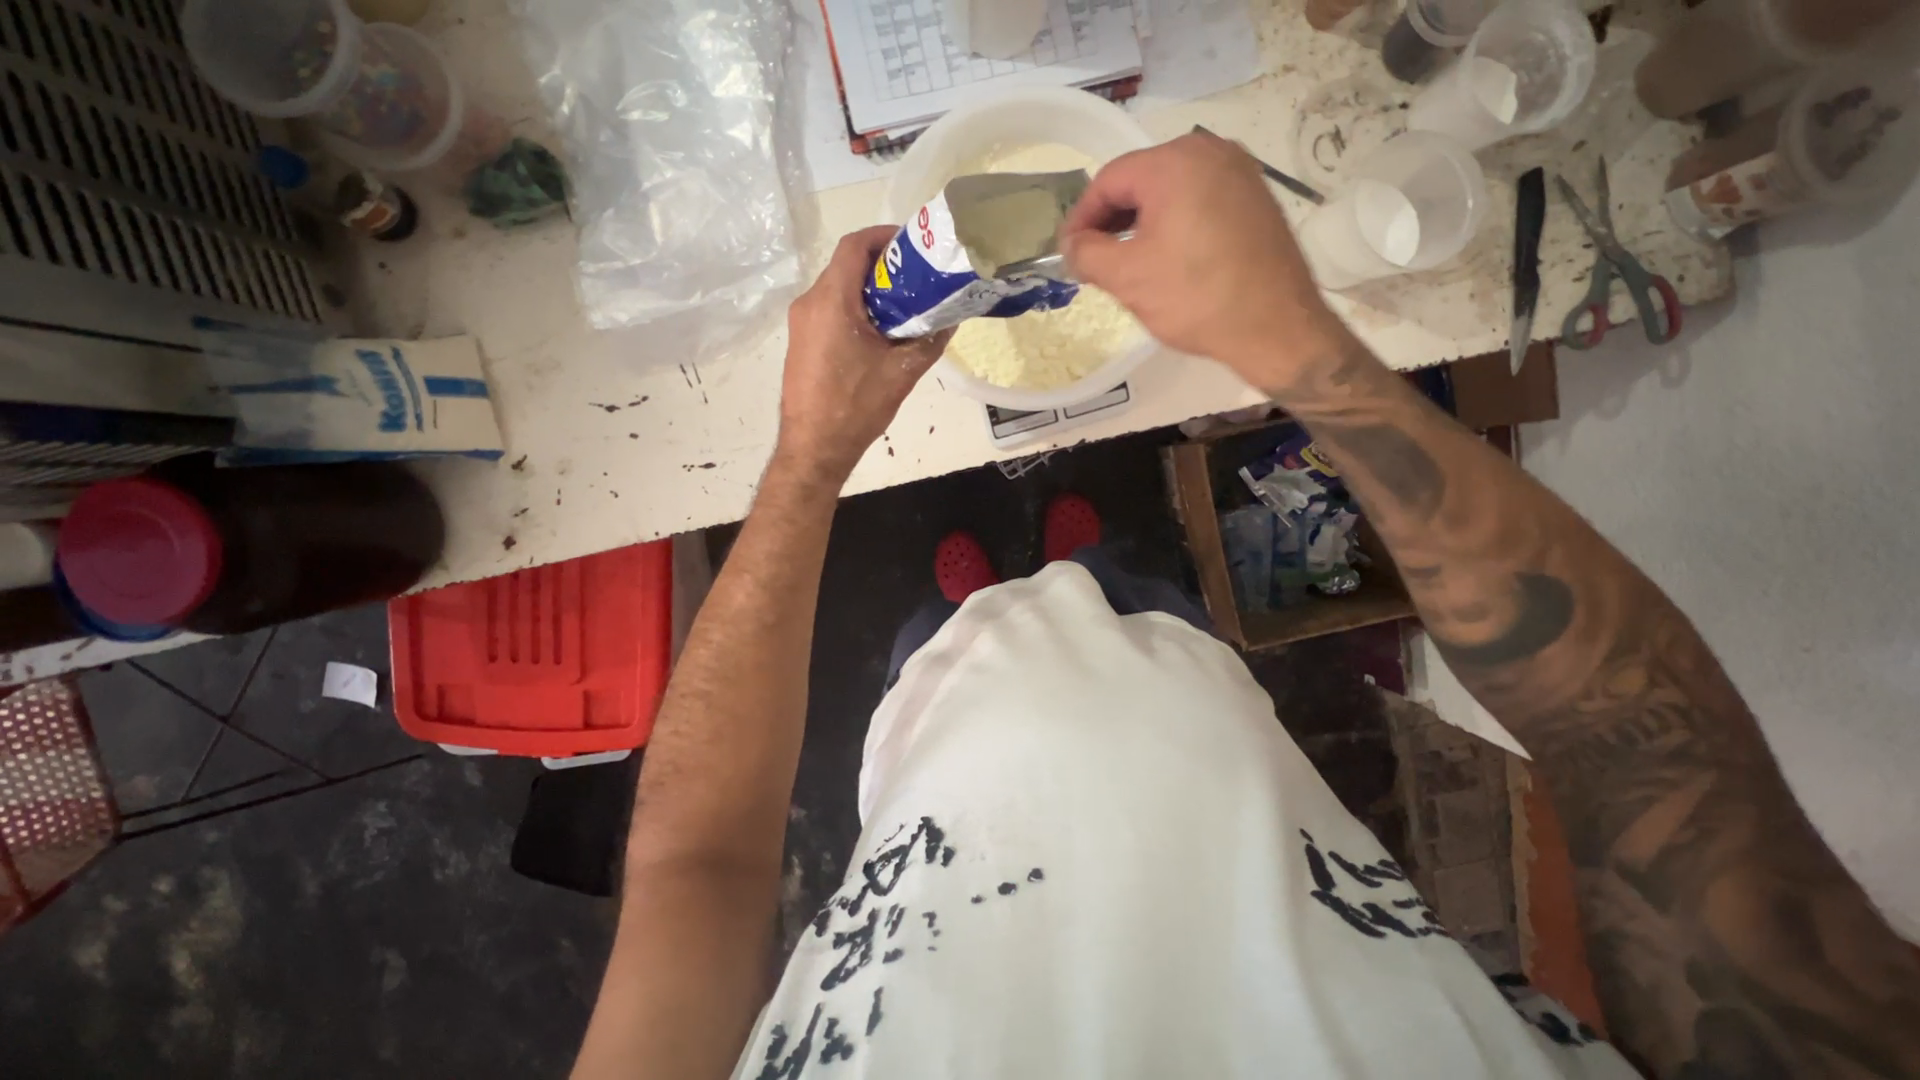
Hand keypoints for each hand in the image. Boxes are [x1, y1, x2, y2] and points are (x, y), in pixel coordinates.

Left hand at [774, 225, 951, 484]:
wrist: (814, 448)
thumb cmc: (856, 406)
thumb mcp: (902, 371)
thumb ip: (929, 339)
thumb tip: (951, 319)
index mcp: (831, 301)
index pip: (854, 246)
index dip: (883, 237)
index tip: (911, 246)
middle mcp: (809, 303)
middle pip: (846, 266)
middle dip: (882, 267)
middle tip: (916, 280)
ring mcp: (800, 324)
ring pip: (837, 290)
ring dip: (869, 292)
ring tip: (904, 308)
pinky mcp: (801, 342)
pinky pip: (829, 311)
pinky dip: (854, 310)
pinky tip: (879, 334)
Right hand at [1060, 133, 1347, 390]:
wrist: (1276, 327)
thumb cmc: (1197, 298)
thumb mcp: (1127, 278)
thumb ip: (1086, 253)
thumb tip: (1071, 244)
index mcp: (1175, 162)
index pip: (1109, 180)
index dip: (1081, 217)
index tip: (1068, 251)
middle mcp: (1211, 152)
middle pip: (1141, 180)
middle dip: (1112, 219)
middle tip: (1095, 259)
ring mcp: (1240, 172)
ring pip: (1172, 190)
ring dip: (1143, 222)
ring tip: (1129, 262)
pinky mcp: (1257, 196)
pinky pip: (1201, 200)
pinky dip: (1176, 222)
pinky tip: (1169, 257)